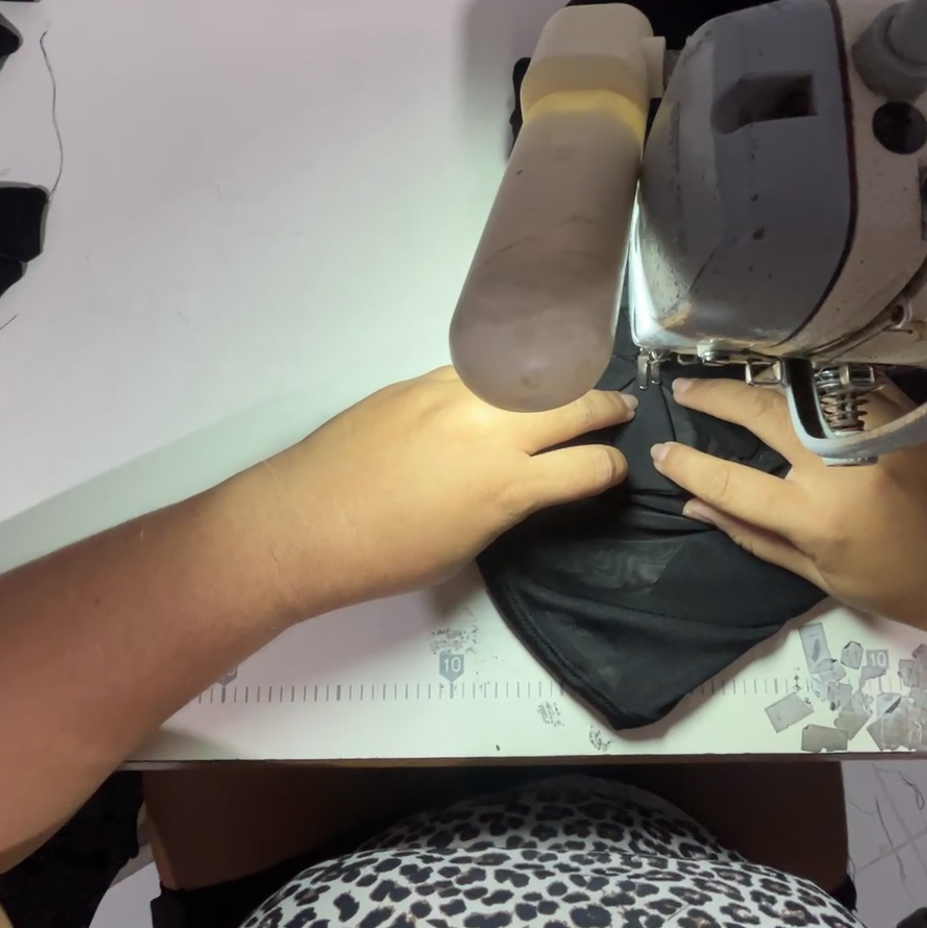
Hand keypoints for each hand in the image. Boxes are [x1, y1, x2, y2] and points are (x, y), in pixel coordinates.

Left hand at [229, 368, 635, 619]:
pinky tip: (507, 383)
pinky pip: (480, 371)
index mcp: (508, 484)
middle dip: (607, 408)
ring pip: (530, 375)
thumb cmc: (387, 556)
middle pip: (573, 405)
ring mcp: (455, 396)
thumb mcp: (468, 541)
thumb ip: (508, 501)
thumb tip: (525, 477)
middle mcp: (492, 429)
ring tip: (574, 385)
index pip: (588, 466)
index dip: (612, 468)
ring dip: (561, 382)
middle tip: (621, 409)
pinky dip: (505, 378)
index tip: (615, 467)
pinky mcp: (421, 381)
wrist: (305, 521)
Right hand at [652, 378, 926, 642]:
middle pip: (759, 413)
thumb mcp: (818, 575)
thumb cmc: (901, 584)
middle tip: (683, 389)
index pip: (729, 481)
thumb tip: (694, 505)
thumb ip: (751, 535)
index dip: (686, 465)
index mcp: (819, 514)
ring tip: (721, 375)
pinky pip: (836, 383)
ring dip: (752, 378)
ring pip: (796, 387)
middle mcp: (842, 462)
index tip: (660, 451)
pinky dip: (801, 377)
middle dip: (712, 397)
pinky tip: (780, 374)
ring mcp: (874, 426)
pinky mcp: (900, 409)